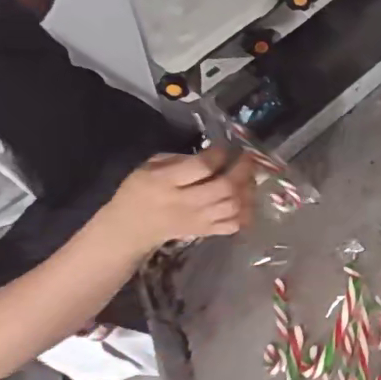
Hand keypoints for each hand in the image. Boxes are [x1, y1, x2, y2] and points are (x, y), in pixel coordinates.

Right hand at [95, 148, 255, 253]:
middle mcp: (185, 202)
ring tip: (248, 178)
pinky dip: (245, 214)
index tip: (226, 146)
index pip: (202, 167)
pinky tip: (246, 201)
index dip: (219, 154)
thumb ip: (180, 159)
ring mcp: (198, 221)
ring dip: (247, 190)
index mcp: (165, 181)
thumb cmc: (140, 190)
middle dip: (241, 170)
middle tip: (246, 159)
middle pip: (224, 188)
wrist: (132, 227)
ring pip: (232, 207)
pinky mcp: (206, 233)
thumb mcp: (149, 165)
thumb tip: (213, 154)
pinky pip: (233, 225)